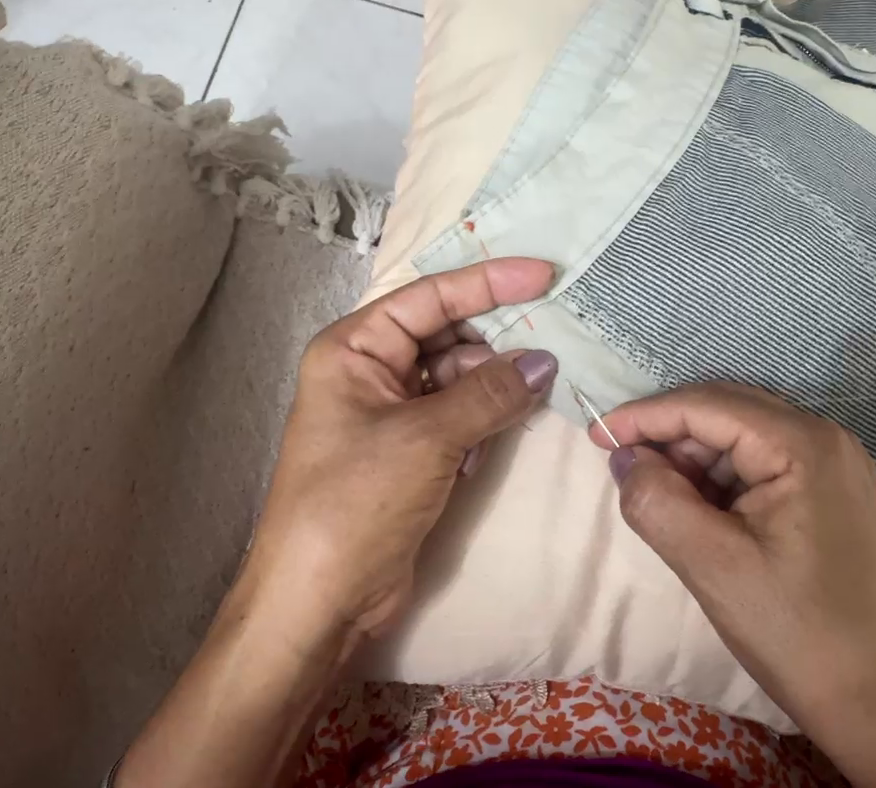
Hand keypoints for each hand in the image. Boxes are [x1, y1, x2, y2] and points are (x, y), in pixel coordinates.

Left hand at [117, 259, 558, 787]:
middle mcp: (371, 372)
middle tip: (556, 334)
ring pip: (458, 377)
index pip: (428, 297)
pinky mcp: (413, 451)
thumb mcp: (426, 439)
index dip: (487, 282)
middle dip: (498, 337)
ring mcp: (393, 413)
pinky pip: (461, 415)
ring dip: (498, 382)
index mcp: (354, 349)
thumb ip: (489, 394)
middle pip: (446, 334)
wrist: (319, 602)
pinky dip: (489, 416)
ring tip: (545, 382)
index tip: (543, 273)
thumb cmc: (355, 502)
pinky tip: (515, 422)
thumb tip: (545, 361)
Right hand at [594, 383, 875, 787]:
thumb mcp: (712, 567)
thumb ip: (656, 501)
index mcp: (803, 444)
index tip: (596, 436)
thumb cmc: (798, 635)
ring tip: (659, 494)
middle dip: (669, 433)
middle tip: (622, 466)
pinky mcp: (835, 494)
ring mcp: (837, 466)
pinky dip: (723, 478)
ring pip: (744, 437)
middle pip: (727, 410)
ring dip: (695, 457)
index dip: (645, 416)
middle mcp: (826, 438)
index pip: (707, 405)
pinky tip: (701, 507)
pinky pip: (765, 464)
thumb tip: (624, 458)